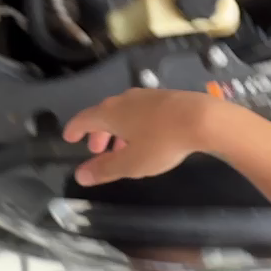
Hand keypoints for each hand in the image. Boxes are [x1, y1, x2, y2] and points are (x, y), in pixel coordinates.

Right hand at [62, 88, 246, 185]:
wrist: (202, 118)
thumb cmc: (161, 142)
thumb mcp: (131, 163)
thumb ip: (104, 169)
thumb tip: (80, 175)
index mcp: (111, 113)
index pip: (84, 118)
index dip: (74, 128)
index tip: (68, 137)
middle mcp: (124, 99)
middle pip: (104, 114)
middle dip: (98, 133)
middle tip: (96, 151)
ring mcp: (146, 95)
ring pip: (124, 112)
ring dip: (117, 131)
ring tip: (123, 150)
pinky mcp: (166, 97)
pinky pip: (140, 111)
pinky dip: (134, 125)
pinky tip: (146, 138)